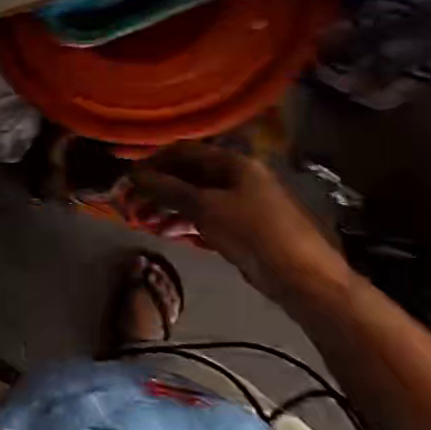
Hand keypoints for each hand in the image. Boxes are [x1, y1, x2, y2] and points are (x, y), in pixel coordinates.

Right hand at [127, 143, 345, 293]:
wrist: (302, 278)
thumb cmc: (253, 232)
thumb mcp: (205, 208)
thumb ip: (168, 189)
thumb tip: (135, 175)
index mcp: (234, 163)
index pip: (184, 152)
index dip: (153, 162)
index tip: (128, 177)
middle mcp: (237, 177)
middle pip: (187, 176)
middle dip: (157, 188)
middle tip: (130, 203)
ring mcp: (241, 203)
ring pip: (194, 198)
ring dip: (166, 207)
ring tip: (142, 221)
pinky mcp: (242, 228)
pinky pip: (205, 218)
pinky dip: (184, 223)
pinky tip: (166, 233)